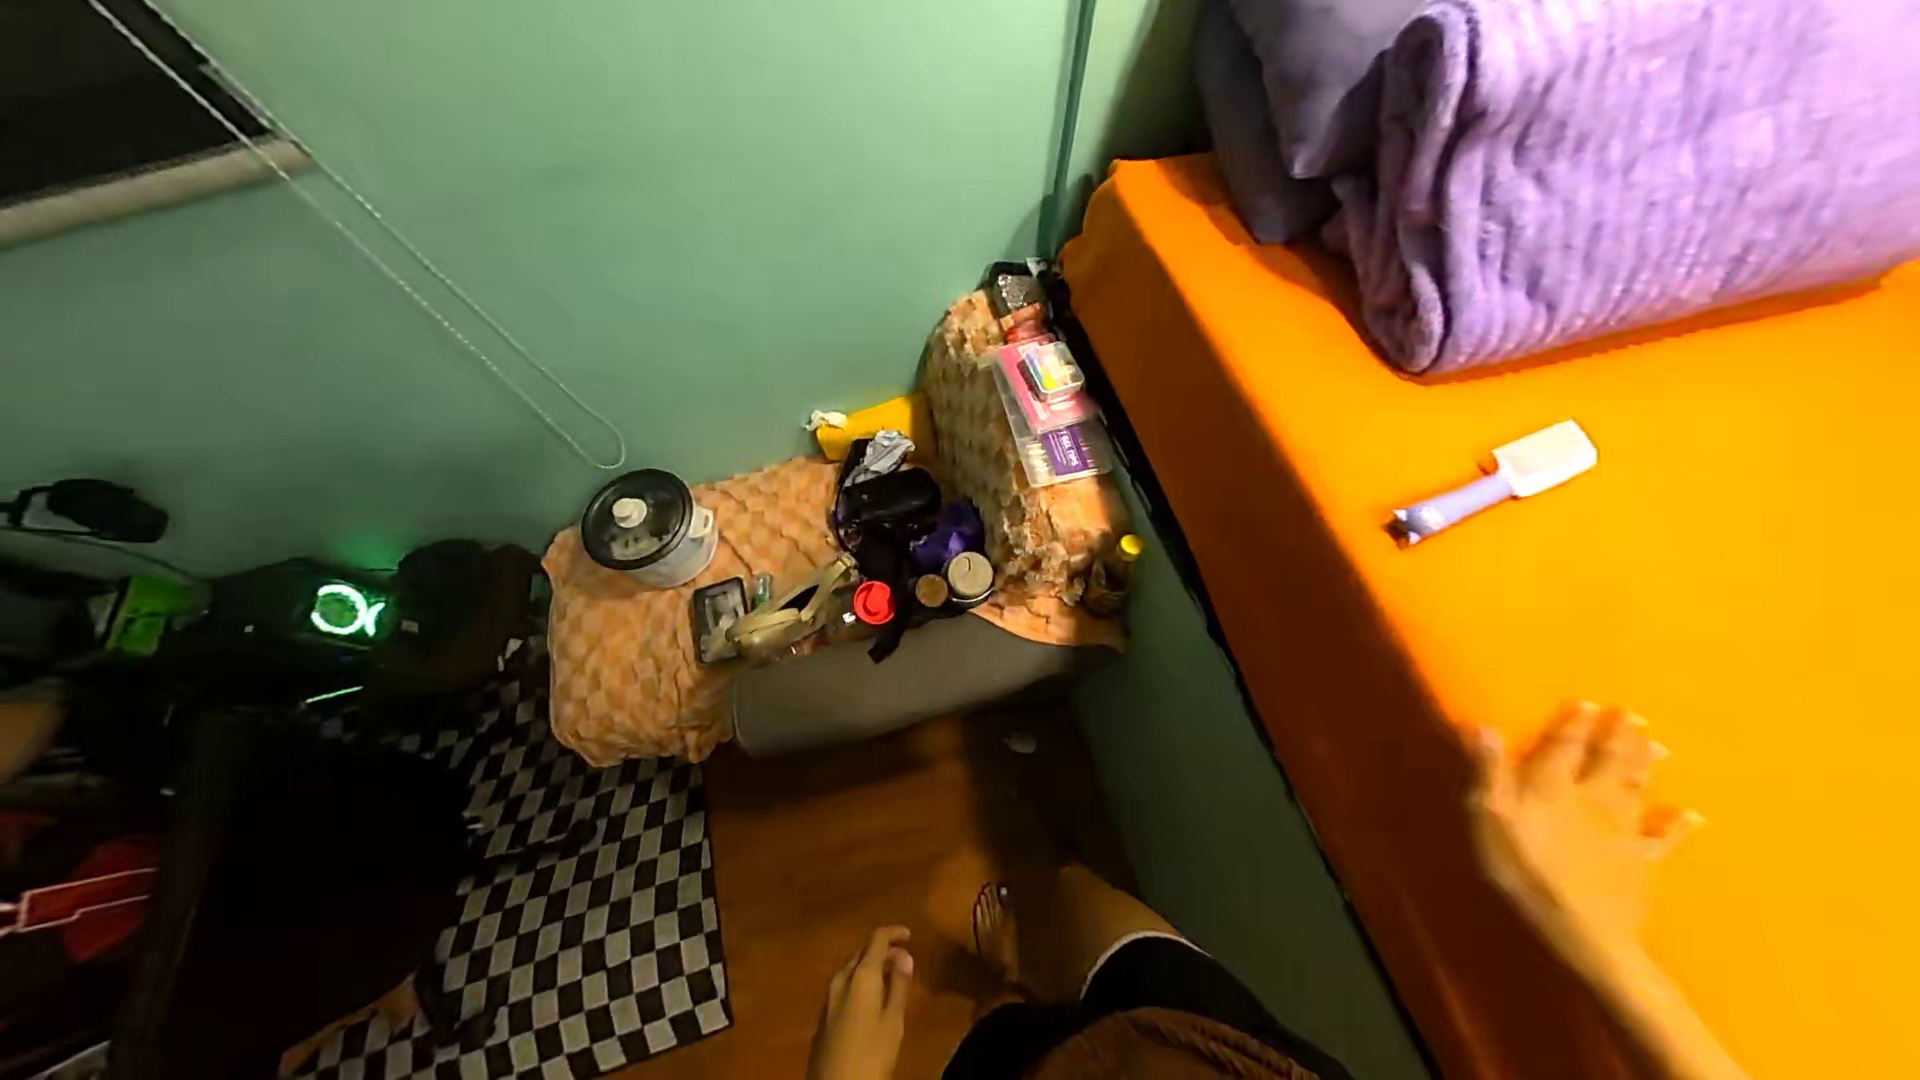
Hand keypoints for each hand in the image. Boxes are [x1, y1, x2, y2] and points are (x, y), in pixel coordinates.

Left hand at [807, 926, 913, 1079]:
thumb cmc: (870, 1056)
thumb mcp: (893, 1022)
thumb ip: (899, 986)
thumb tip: (905, 957)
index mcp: (860, 975)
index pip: (877, 938)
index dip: (894, 932)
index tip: (910, 935)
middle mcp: (841, 978)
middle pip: (862, 951)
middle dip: (883, 949)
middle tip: (904, 958)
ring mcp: (828, 998)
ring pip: (851, 968)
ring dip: (870, 965)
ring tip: (890, 976)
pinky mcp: (823, 1017)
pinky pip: (844, 985)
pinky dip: (860, 981)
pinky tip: (870, 998)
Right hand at [1471, 702, 1702, 964]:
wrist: (1582, 926)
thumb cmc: (1523, 866)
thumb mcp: (1490, 816)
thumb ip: (1489, 772)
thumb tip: (1485, 728)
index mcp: (1553, 787)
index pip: (1565, 746)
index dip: (1574, 723)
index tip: (1587, 701)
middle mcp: (1592, 799)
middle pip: (1609, 761)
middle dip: (1620, 736)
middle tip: (1633, 714)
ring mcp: (1623, 830)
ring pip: (1637, 788)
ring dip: (1646, 764)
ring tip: (1657, 744)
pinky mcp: (1642, 861)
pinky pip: (1664, 838)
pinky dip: (1679, 824)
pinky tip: (1692, 815)